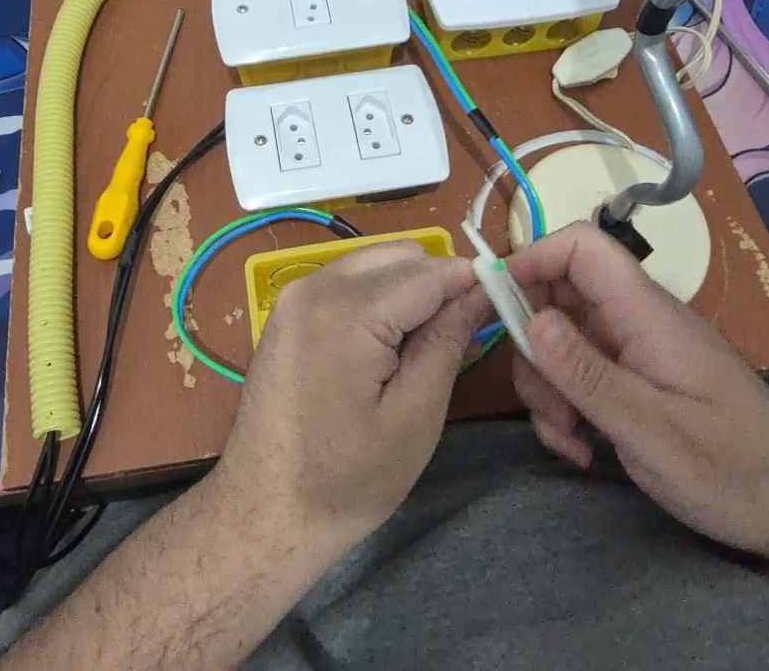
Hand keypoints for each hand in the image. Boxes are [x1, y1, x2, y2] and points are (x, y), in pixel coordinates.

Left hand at [208, 242, 487, 553]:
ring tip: (432, 345)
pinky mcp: (286, 312)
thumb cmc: (347, 478)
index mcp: (347, 311)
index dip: (472, 283)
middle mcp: (315, 287)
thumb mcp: (414, 415)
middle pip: (399, 257)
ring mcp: (293, 296)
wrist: (263, 511)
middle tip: (465, 336)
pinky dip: (377, 297)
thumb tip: (481, 289)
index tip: (506, 304)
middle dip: (439, 284)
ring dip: (409, 289)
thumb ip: (447, 340)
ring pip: (373, 263)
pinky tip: (392, 344)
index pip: (429, 271)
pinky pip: (346, 282)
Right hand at [505, 223, 768, 571]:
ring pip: (557, 342)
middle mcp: (633, 321)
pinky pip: (576, 374)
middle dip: (533, 351)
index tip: (496, 308)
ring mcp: (630, 350)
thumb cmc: (737, 470)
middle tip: (549, 408)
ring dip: (548, 390)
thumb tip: (530, 319)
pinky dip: (565, 408)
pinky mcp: (630, 379)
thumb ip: (588, 374)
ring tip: (571, 442)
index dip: (532, 259)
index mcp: (645, 314)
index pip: (580, 247)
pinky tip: (583, 449)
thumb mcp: (655, 432)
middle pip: (555, 298)